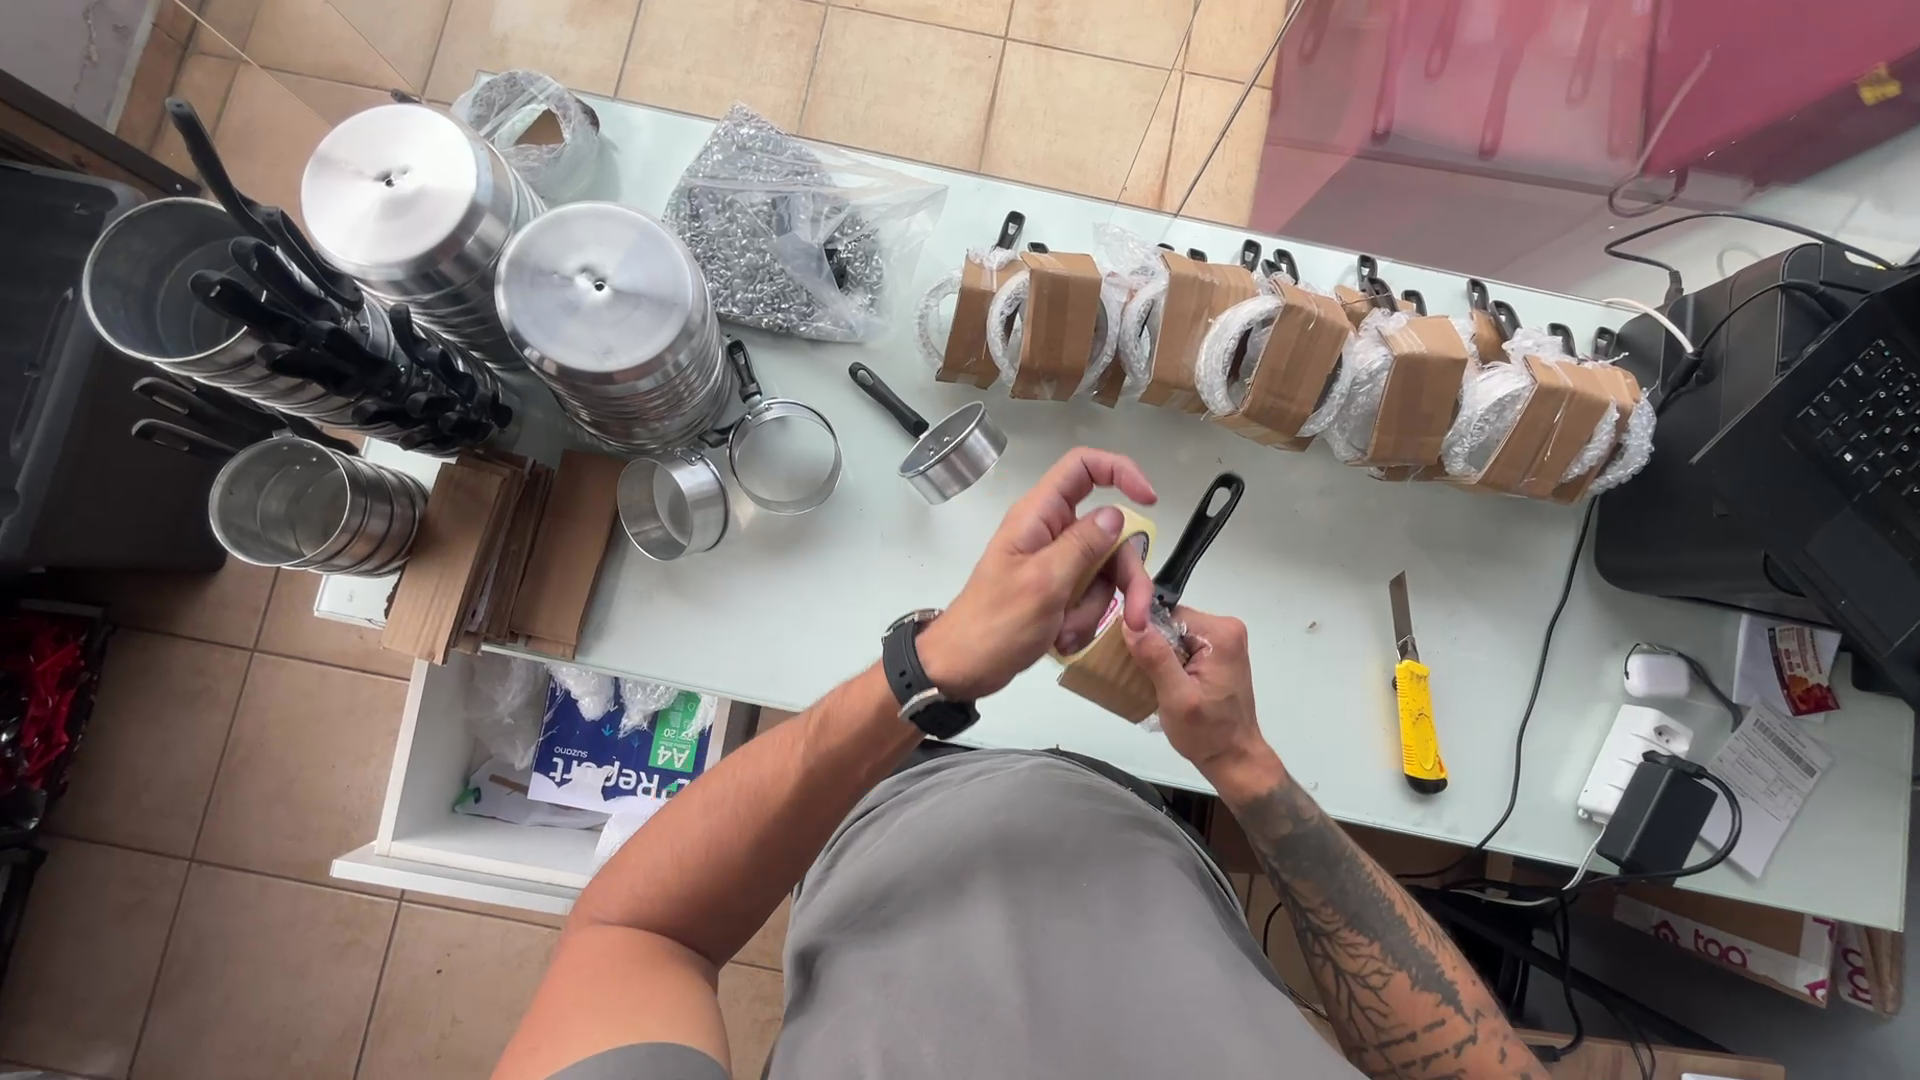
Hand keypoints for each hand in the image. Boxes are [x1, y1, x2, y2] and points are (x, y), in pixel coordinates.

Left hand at [916, 448, 1157, 699]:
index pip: (1082, 468)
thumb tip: (1116, 514)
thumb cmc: (995, 624)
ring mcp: (1054, 563)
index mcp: (1038, 516)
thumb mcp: (1044, 583)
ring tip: (1069, 633)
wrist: (963, 667)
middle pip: (1109, 534)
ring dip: (1096, 608)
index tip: (1149, 501)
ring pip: (1104, 572)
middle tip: (1134, 615)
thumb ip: (1082, 545)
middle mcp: (1049, 532)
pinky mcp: (1057, 591)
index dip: (1120, 471)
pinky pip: (1089, 597)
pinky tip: (1062, 640)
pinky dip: (1083, 621)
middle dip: (1124, 576)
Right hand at [1123, 606, 1279, 786]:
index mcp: (1220, 633)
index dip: (1145, 634)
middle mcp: (1226, 628)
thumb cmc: (1208, 734)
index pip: (1167, 614)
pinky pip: (1182, 644)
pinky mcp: (1217, 653)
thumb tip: (1131, 622)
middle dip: (1152, 645)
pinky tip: (1162, 681)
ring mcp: (1224, 640)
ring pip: (1173, 633)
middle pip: (1170, 622)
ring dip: (1158, 655)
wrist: (1234, 757)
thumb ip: (1156, 658)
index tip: (1136, 660)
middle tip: (1144, 674)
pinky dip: (1169, 660)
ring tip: (1152, 680)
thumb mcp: (1177, 698)